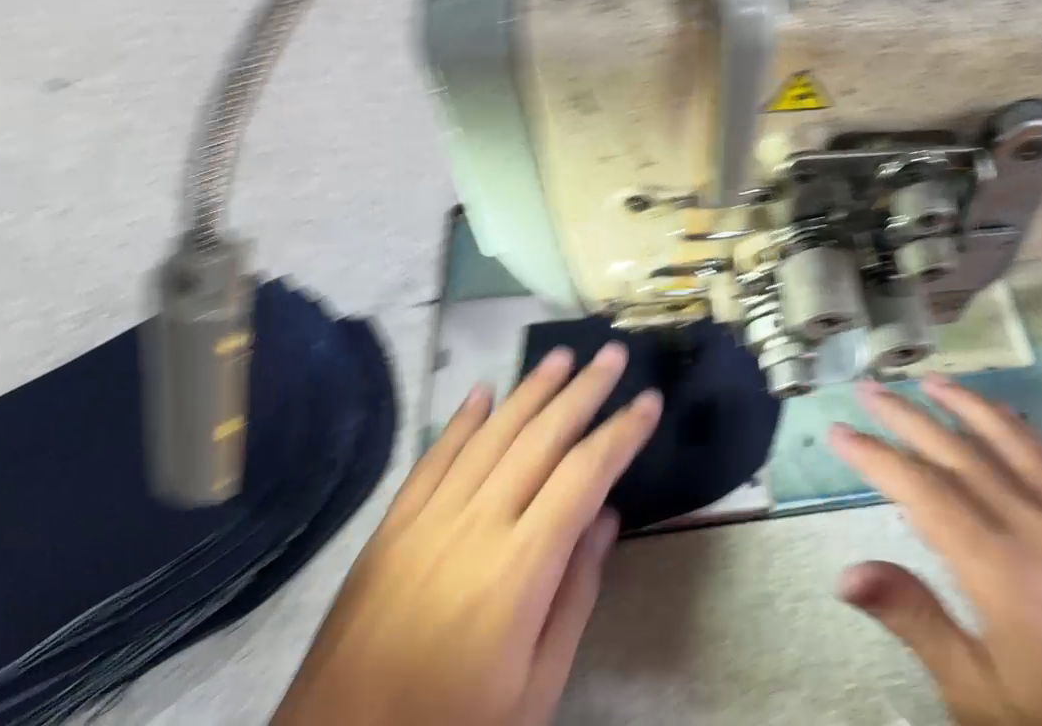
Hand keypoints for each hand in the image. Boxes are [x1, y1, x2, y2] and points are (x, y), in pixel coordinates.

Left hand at [273, 344, 661, 725]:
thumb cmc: (456, 724)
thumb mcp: (538, 683)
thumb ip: (576, 594)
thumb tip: (605, 518)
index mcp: (521, 566)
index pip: (584, 476)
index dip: (621, 433)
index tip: (649, 400)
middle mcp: (476, 524)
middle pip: (540, 439)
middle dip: (582, 391)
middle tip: (612, 354)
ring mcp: (427, 520)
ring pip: (489, 436)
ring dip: (528, 391)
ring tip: (560, 356)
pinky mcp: (391, 528)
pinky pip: (432, 459)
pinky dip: (459, 422)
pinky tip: (480, 392)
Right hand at [831, 375, 1041, 725]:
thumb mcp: (976, 690)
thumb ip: (915, 621)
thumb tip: (848, 573)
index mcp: (1002, 571)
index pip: (925, 494)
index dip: (878, 457)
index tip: (841, 431)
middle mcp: (1039, 531)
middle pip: (963, 456)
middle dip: (910, 418)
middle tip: (869, 391)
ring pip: (1015, 446)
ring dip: (969, 407)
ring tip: (933, 381)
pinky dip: (1024, 432)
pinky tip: (1008, 421)